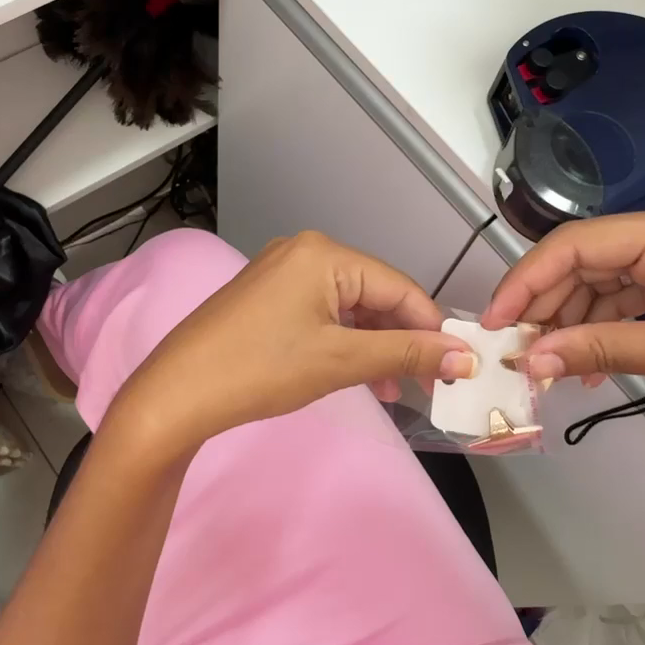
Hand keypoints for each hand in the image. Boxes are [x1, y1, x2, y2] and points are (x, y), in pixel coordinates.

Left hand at [111, 232, 474, 447]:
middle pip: (375, 294)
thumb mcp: (341, 361)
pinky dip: (343, 343)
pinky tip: (357, 375)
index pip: (400, 286)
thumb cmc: (261, 369)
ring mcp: (280, 273)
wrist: (178, 392)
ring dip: (374, 346)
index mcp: (324, 254)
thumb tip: (465, 356)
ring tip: (392, 389)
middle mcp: (303, 252)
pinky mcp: (266, 298)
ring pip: (349, 307)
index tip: (455, 369)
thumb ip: (406, 353)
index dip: (432, 329)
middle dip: (402, 340)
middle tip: (426, 385)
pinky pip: (321, 314)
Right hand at [483, 202, 644, 410]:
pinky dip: (604, 328)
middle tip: (515, 352)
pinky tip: (586, 365)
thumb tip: (532, 360)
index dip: (526, 280)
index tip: (494, 322)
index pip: (577, 244)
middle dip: (545, 306)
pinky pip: (629, 297)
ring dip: (572, 322)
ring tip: (547, 367)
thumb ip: (603, 349)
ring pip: (602, 281)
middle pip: (585, 260)